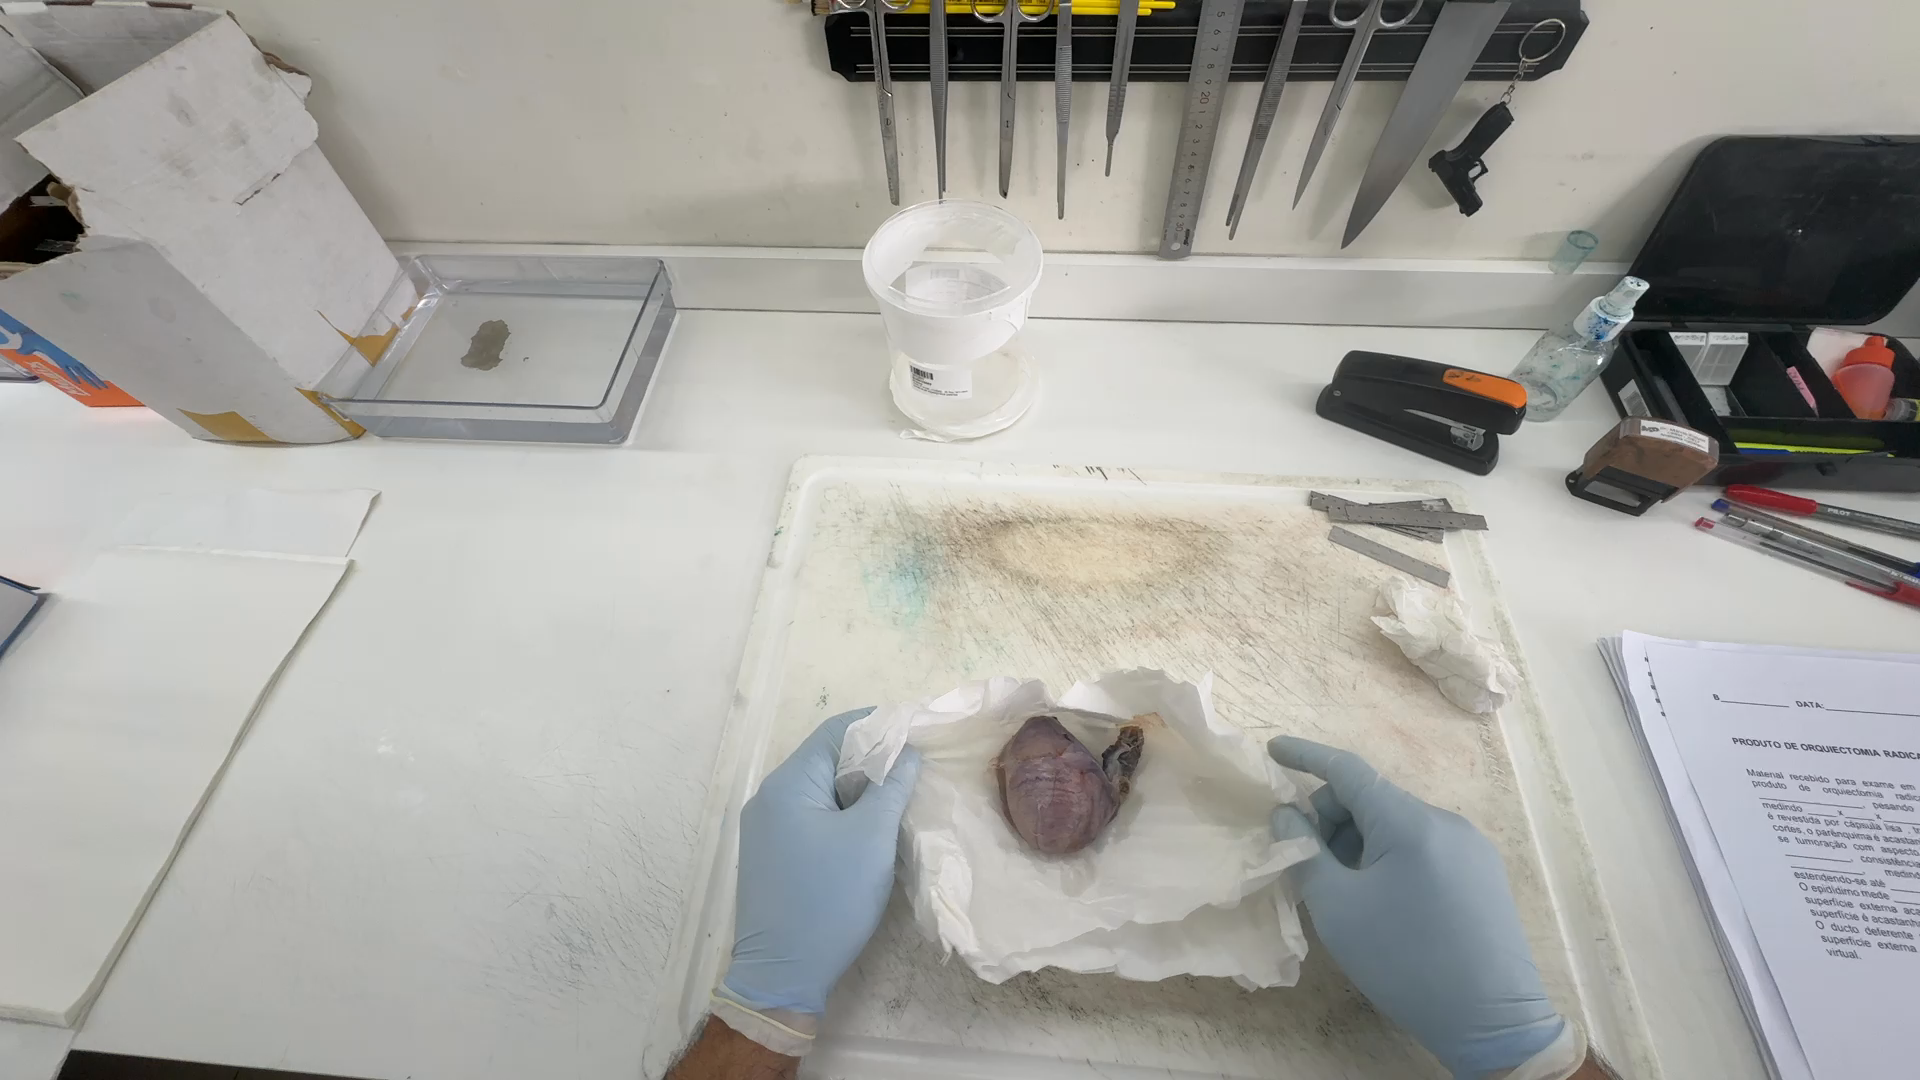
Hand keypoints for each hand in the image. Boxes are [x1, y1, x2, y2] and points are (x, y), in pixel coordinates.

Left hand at [723, 708, 921, 1016]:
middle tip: (912, 764)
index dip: (876, 724)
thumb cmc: (830, 900)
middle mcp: (769, 796)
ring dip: (857, 785)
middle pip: (826, 757)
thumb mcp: (871, 838)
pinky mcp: (771, 850)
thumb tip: (908, 750)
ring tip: (897, 792)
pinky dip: (841, 809)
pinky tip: (869, 823)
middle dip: (870, 757)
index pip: (834, 731)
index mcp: (788, 784)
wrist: (782, 977)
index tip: (913, 730)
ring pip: (820, 787)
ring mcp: (766, 825)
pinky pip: (811, 812)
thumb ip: (891, 786)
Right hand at [1269, 737, 1566, 1077]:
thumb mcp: (1336, 906)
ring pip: (1392, 822)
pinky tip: (1378, 896)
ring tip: (1343, 887)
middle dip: (1329, 818)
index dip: (1304, 755)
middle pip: (1369, 798)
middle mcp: (1444, 823)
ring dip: (1356, 840)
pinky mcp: (1482, 874)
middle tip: (1308, 861)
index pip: (1346, 769)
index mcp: (1409, 823)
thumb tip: (1287, 815)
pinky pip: (1419, 844)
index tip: (1272, 750)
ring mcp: (1469, 848)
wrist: (1497, 1031)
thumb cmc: (1405, 962)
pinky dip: (1385, 854)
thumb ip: (1302, 849)